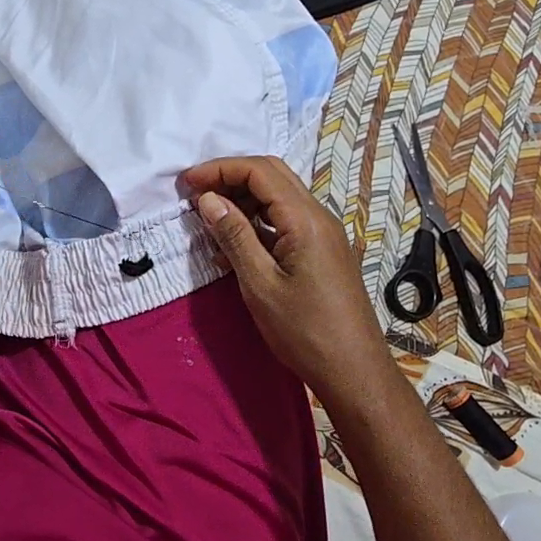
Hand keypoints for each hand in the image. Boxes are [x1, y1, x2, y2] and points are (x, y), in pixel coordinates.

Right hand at [183, 156, 386, 392]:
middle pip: (272, 176)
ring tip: (207, 220)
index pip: (260, 172)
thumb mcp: (260, 285)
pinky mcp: (321, 252)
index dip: (220, 169)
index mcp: (305, 219)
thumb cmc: (305, 331)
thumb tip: (208, 200)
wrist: (354, 371)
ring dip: (242, 200)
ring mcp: (323, 234)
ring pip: (278, 198)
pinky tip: (230, 245)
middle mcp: (318, 217)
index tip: (186, 183)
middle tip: (195, 193)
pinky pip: (284, 222)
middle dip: (230, 177)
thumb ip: (234, 237)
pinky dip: (256, 223)